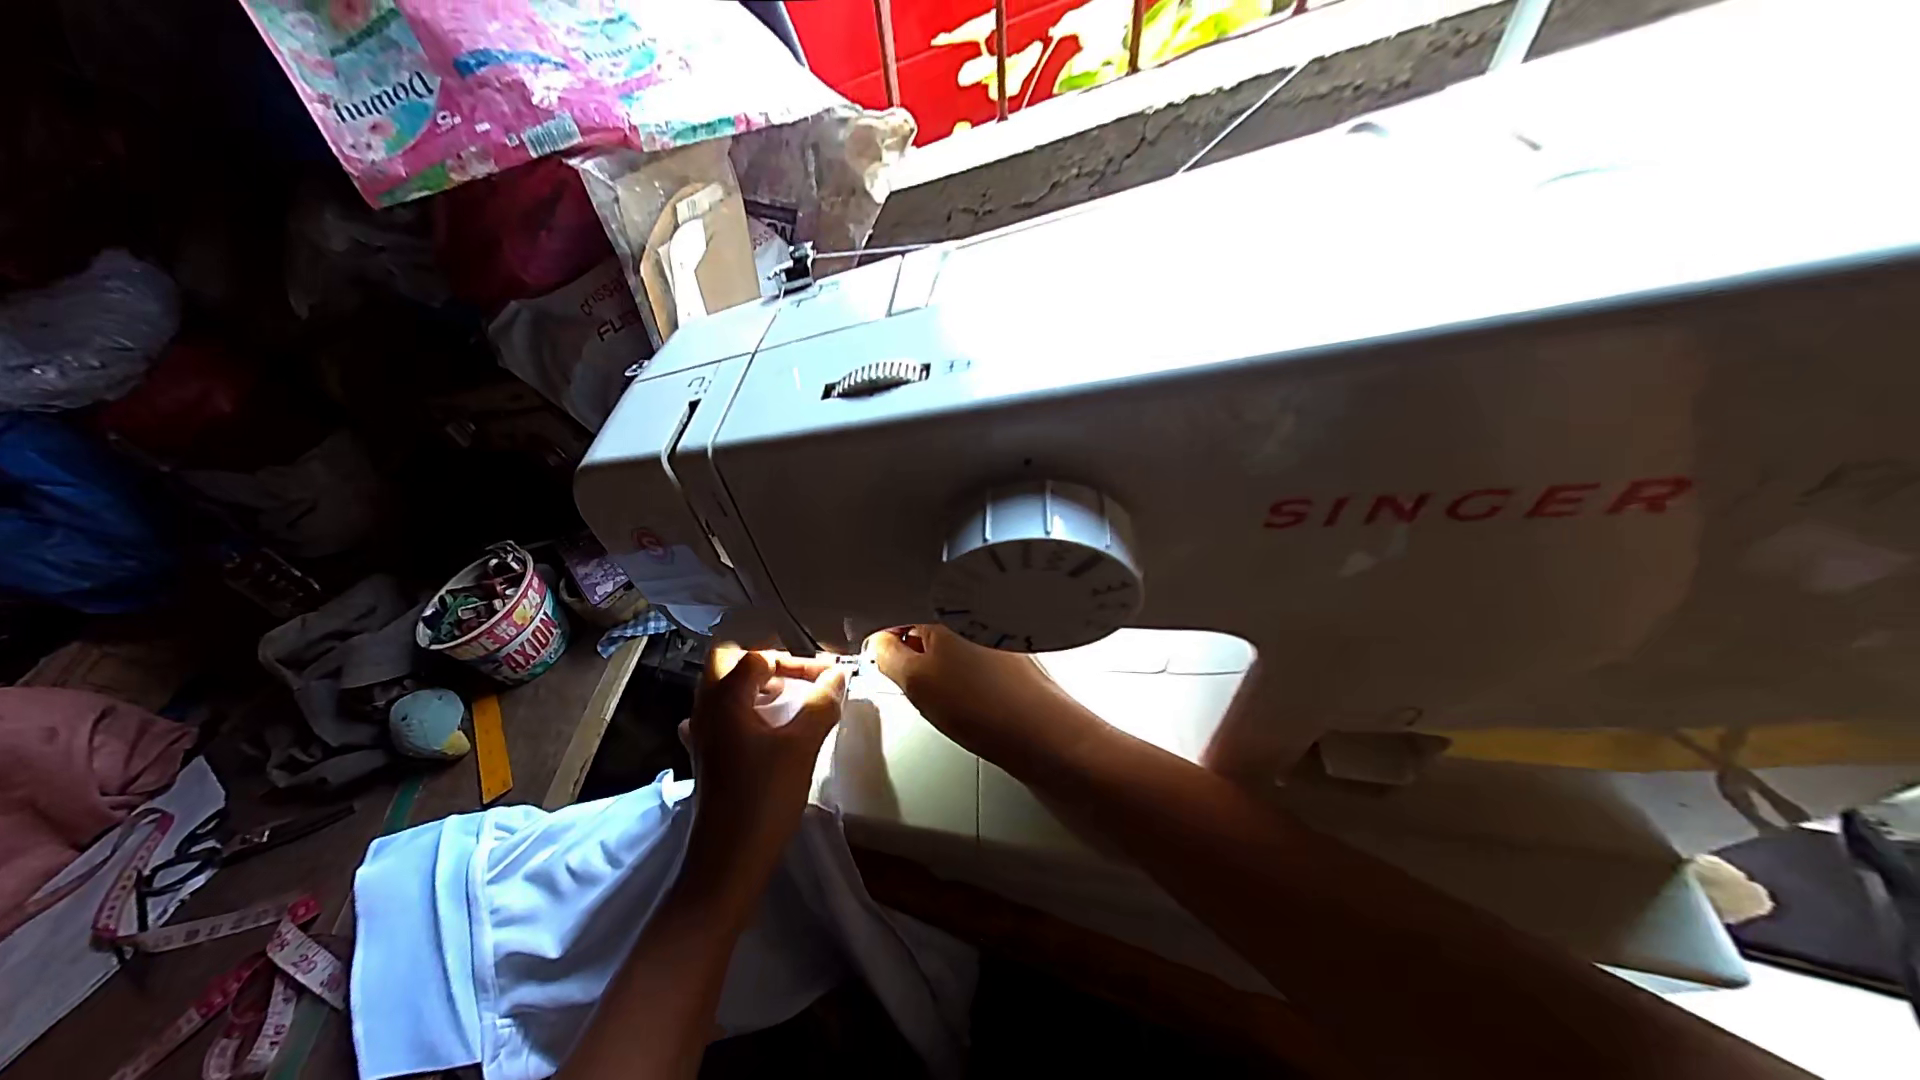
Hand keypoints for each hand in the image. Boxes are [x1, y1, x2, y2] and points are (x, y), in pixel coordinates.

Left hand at [684, 645, 846, 872]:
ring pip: (724, 690)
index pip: (760, 658)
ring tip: (789, 700)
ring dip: (756, 687)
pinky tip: (762, 729)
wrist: (727, 862)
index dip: (798, 662)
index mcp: (724, 699)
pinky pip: (722, 718)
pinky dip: (745, 712)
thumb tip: (838, 676)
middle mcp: (705, 710)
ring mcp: (701, 735)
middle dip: (767, 662)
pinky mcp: (705, 758)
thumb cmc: (763, 798)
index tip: (829, 677)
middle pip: (729, 662)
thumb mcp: (801, 746)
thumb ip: (821, 704)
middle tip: (799, 676)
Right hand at [866, 625, 1102, 774]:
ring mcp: (993, 633)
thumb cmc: (988, 707)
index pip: (899, 611)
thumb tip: (877, 645)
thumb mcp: (915, 681)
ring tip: (948, 696)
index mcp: (948, 608)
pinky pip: (970, 664)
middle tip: (916, 684)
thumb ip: (885, 656)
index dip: (883, 640)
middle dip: (912, 655)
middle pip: (924, 629)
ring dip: (938, 669)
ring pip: (948, 648)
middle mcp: (973, 613)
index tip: (880, 660)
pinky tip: (969, 701)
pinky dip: (962, 679)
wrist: (1040, 735)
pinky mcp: (1007, 655)